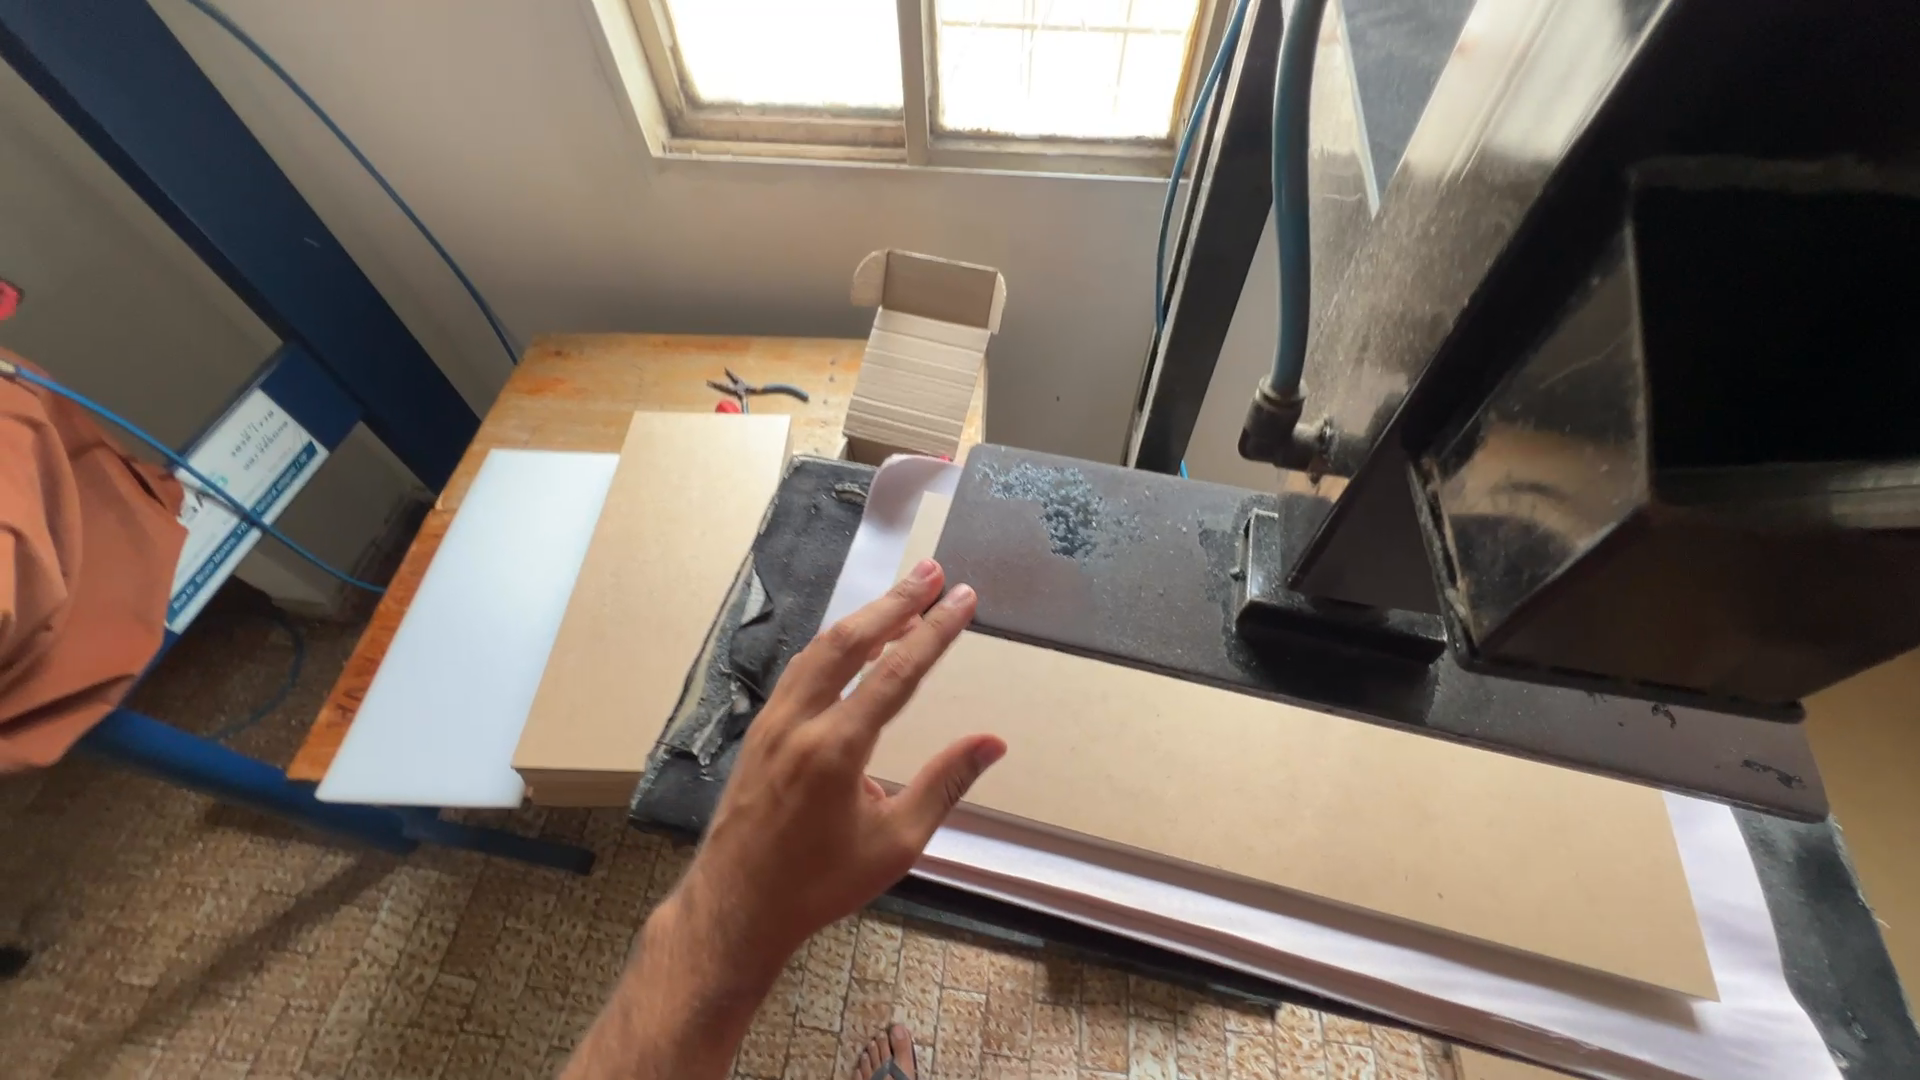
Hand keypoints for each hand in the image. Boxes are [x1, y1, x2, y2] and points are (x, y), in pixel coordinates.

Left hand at [674, 558, 1005, 979]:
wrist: (734, 910)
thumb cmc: (820, 884)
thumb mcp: (897, 844)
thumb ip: (945, 784)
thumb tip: (992, 742)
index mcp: (836, 748)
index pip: (897, 671)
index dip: (935, 630)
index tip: (962, 597)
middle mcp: (800, 720)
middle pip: (851, 640)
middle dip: (896, 601)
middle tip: (932, 570)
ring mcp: (773, 720)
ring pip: (821, 648)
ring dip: (864, 617)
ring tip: (903, 598)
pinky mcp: (760, 728)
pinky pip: (802, 669)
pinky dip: (835, 645)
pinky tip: (853, 641)